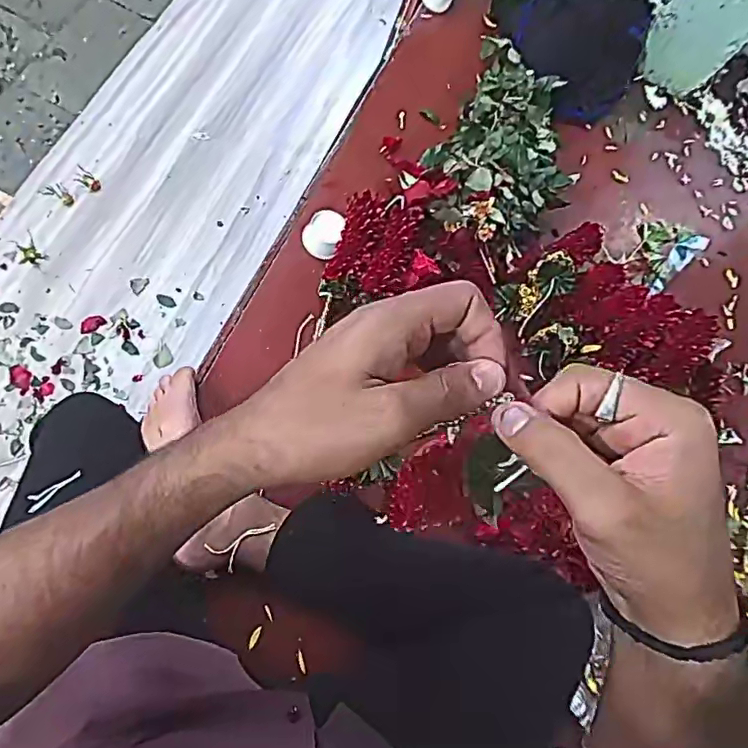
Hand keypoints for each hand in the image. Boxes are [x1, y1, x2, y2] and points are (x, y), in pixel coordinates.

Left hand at [215, 281, 508, 485]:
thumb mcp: (392, 416)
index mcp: (391, 319)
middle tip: (482, 405)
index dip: (489, 338)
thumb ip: (449, 391)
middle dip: (475, 357)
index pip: (466, 300)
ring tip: (457, 415)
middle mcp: (381, 320)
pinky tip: (427, 416)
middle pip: (452, 318)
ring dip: (453, 375)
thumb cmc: (316, 431)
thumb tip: (494, 376)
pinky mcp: (359, 363)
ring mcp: (368, 340)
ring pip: (432, 342)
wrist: (253, 447)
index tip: (492, 385)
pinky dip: (428, 383)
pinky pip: (409, 360)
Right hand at [494, 364, 738, 645]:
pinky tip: (568, 488)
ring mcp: (645, 441)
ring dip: (556, 448)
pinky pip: (581, 443)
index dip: (548, 405)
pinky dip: (563, 460)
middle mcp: (661, 418)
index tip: (523, 442)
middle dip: (552, 429)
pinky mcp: (629, 462)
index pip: (588, 382)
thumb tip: (504, 411)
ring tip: (562, 486)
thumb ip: (551, 451)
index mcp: (670, 417)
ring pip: (576, 420)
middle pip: (582, 397)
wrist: (679, 622)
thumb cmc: (655, 566)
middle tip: (540, 470)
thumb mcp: (600, 505)